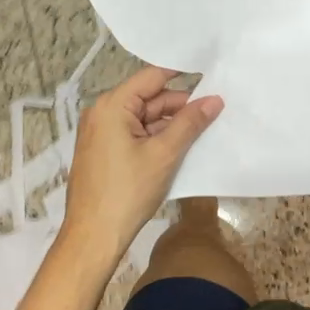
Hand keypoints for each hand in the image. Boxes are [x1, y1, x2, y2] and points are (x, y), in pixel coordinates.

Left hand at [61, 66, 223, 258]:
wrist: (93, 235)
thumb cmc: (128, 191)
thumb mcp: (164, 154)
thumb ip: (190, 123)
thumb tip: (215, 99)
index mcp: (112, 105)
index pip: (152, 77)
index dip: (182, 74)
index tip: (210, 74)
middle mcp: (102, 113)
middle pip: (148, 98)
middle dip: (180, 105)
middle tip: (215, 110)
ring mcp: (101, 134)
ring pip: (143, 119)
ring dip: (170, 125)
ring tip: (204, 130)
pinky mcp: (104, 153)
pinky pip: (134, 135)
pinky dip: (156, 139)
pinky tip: (181, 148)